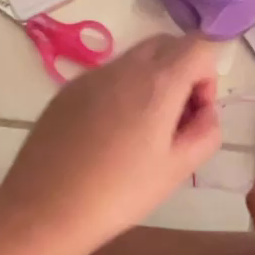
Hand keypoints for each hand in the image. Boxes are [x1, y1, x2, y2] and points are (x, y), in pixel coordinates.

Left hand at [0, 34, 220, 254]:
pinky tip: (108, 139)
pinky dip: (122, 94)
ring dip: (152, 84)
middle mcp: (123, 68)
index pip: (199, 46)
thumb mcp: (178, 169)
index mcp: (157, 83)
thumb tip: (204, 112)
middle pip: (167, 44)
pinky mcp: (66, 91)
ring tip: (141, 135)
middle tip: (176, 121)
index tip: (196, 115)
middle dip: (182, 73)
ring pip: (135, 61)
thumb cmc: (119, 194)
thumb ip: (206, 132)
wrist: (45, 209)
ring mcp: (90, 77)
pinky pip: (107, 79)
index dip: (209, 77)